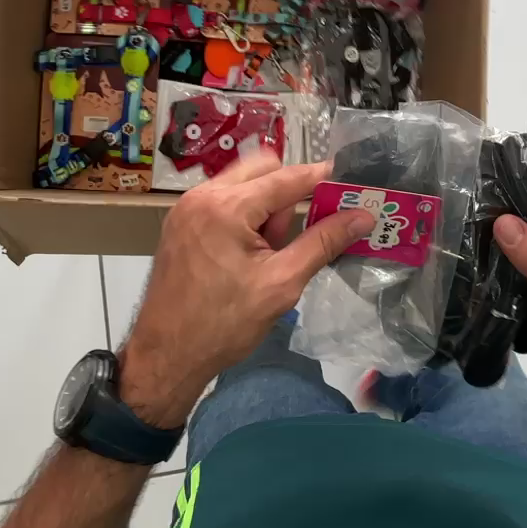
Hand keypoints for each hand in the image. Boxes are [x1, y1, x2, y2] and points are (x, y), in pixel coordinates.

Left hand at [121, 154, 372, 428]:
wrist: (165, 357)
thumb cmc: (224, 324)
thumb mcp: (281, 284)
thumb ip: (322, 242)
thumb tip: (362, 216)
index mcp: (226, 206)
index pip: (287, 178)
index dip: (322, 178)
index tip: (351, 182)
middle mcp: (203, 195)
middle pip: (262, 170)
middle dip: (289, 192)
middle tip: (298, 233)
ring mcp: (187, 207)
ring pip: (243, 185)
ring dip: (266, 207)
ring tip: (268, 255)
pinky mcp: (181, 222)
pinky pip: (224, 201)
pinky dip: (245, 216)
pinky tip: (249, 255)